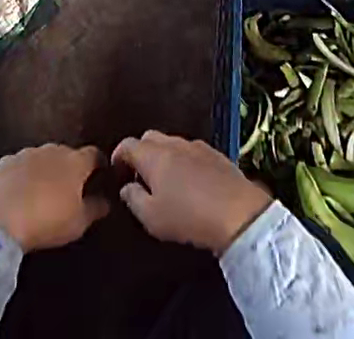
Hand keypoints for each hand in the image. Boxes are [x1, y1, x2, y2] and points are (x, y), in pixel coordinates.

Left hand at [0, 144, 109, 250]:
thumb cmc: (46, 221)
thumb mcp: (78, 223)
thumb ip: (95, 209)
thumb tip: (106, 202)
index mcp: (76, 162)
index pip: (94, 154)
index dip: (99, 163)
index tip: (101, 173)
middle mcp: (54, 150)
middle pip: (67, 154)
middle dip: (70, 168)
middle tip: (70, 189)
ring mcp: (27, 154)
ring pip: (43, 158)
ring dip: (45, 170)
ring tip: (42, 192)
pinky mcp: (5, 162)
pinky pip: (20, 166)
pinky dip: (23, 175)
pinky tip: (18, 192)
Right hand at [113, 131, 270, 255]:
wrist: (237, 212)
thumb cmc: (189, 217)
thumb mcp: (151, 217)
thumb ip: (133, 199)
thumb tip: (127, 188)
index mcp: (155, 155)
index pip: (129, 144)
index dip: (118, 155)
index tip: (116, 171)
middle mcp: (174, 143)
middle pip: (150, 137)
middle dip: (141, 152)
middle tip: (139, 176)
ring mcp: (197, 146)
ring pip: (172, 142)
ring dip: (163, 156)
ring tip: (164, 181)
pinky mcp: (215, 153)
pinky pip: (191, 151)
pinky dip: (183, 160)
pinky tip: (188, 181)